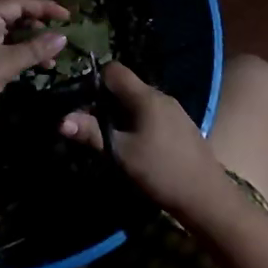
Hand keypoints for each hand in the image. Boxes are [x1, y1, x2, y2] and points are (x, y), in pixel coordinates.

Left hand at [0, 0, 69, 135]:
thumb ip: (35, 49)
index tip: (67, 16)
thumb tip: (63, 37)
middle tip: (62, 35)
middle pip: (17, 17)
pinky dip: (25, 56)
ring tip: (54, 56)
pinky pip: (10, 52)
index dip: (44, 7)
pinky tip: (41, 67)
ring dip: (34, 44)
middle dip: (40, 26)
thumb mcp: (5, 63)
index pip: (19, 3)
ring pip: (15, 36)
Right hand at [59, 62, 231, 212]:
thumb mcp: (121, 154)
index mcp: (146, 97)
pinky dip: (136, 123)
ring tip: (110, 139)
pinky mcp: (181, 127)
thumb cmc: (160, 171)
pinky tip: (134, 146)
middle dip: (105, 102)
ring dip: (120, 115)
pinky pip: (151, 115)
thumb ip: (92, 133)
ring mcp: (174, 111)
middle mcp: (161, 97)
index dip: (94, 81)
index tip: (82, 103)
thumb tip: (61, 120)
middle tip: (91, 126)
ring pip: (138, 102)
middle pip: (126, 87)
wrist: (206, 197)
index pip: (114, 70)